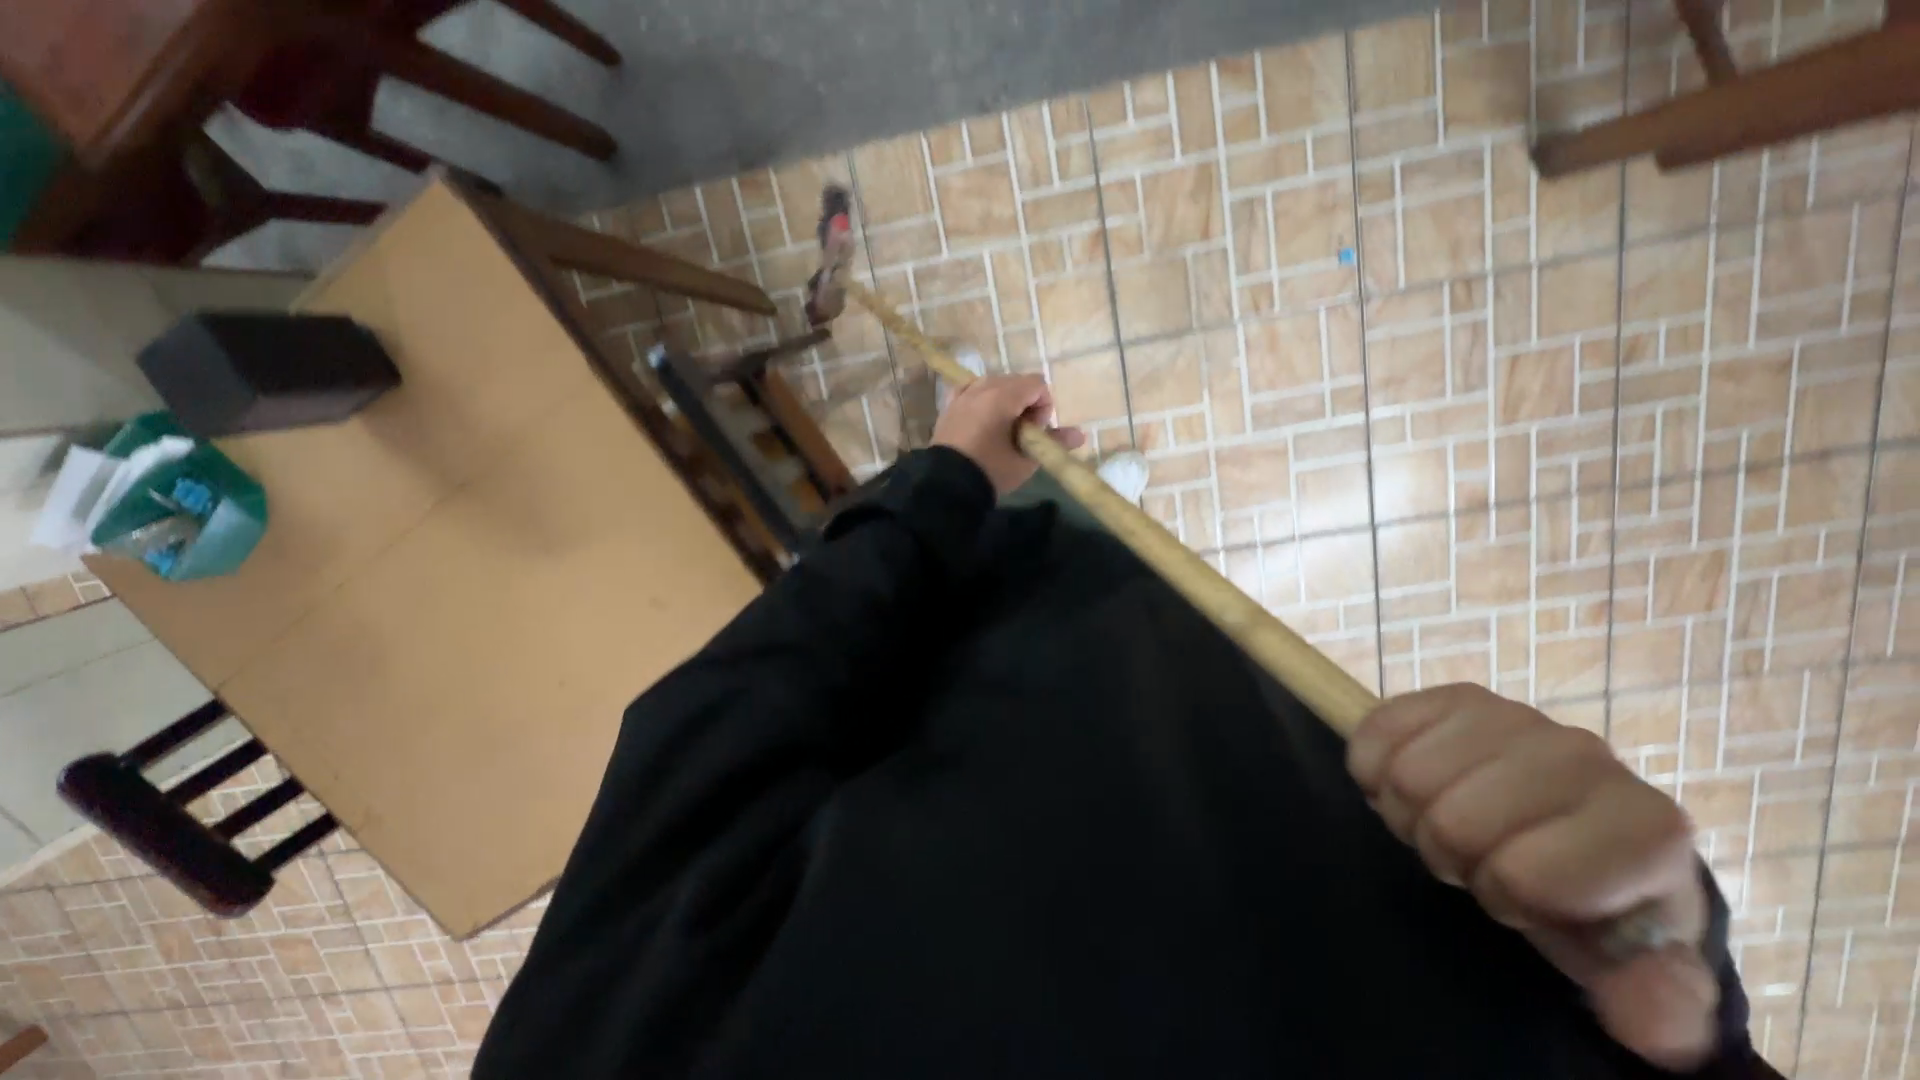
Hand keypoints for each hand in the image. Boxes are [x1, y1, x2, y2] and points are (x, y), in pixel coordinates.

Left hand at [931, 373, 1085, 494]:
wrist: (946, 485)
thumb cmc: (990, 471)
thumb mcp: (1025, 459)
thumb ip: (1054, 442)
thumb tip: (1080, 434)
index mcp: (1002, 397)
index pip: (1036, 384)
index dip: (1043, 406)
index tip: (1036, 430)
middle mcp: (982, 388)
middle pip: (1016, 381)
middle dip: (1026, 402)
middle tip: (1022, 433)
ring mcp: (963, 394)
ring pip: (994, 384)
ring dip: (1006, 400)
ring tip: (1003, 429)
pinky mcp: (949, 405)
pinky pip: (972, 390)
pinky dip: (983, 399)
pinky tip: (984, 420)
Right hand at [1347, 684, 1717, 1070]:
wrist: (1570, 835)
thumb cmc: (1592, 905)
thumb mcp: (1632, 968)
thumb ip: (1657, 1006)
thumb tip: (1643, 1023)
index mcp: (1642, 827)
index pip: (1521, 874)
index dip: (1505, 898)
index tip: (1525, 898)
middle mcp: (1584, 755)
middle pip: (1453, 820)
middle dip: (1447, 854)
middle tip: (1471, 860)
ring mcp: (1515, 715)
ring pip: (1409, 773)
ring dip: (1408, 811)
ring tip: (1441, 821)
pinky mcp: (1456, 695)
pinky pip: (1379, 726)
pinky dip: (1374, 765)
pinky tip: (1408, 784)